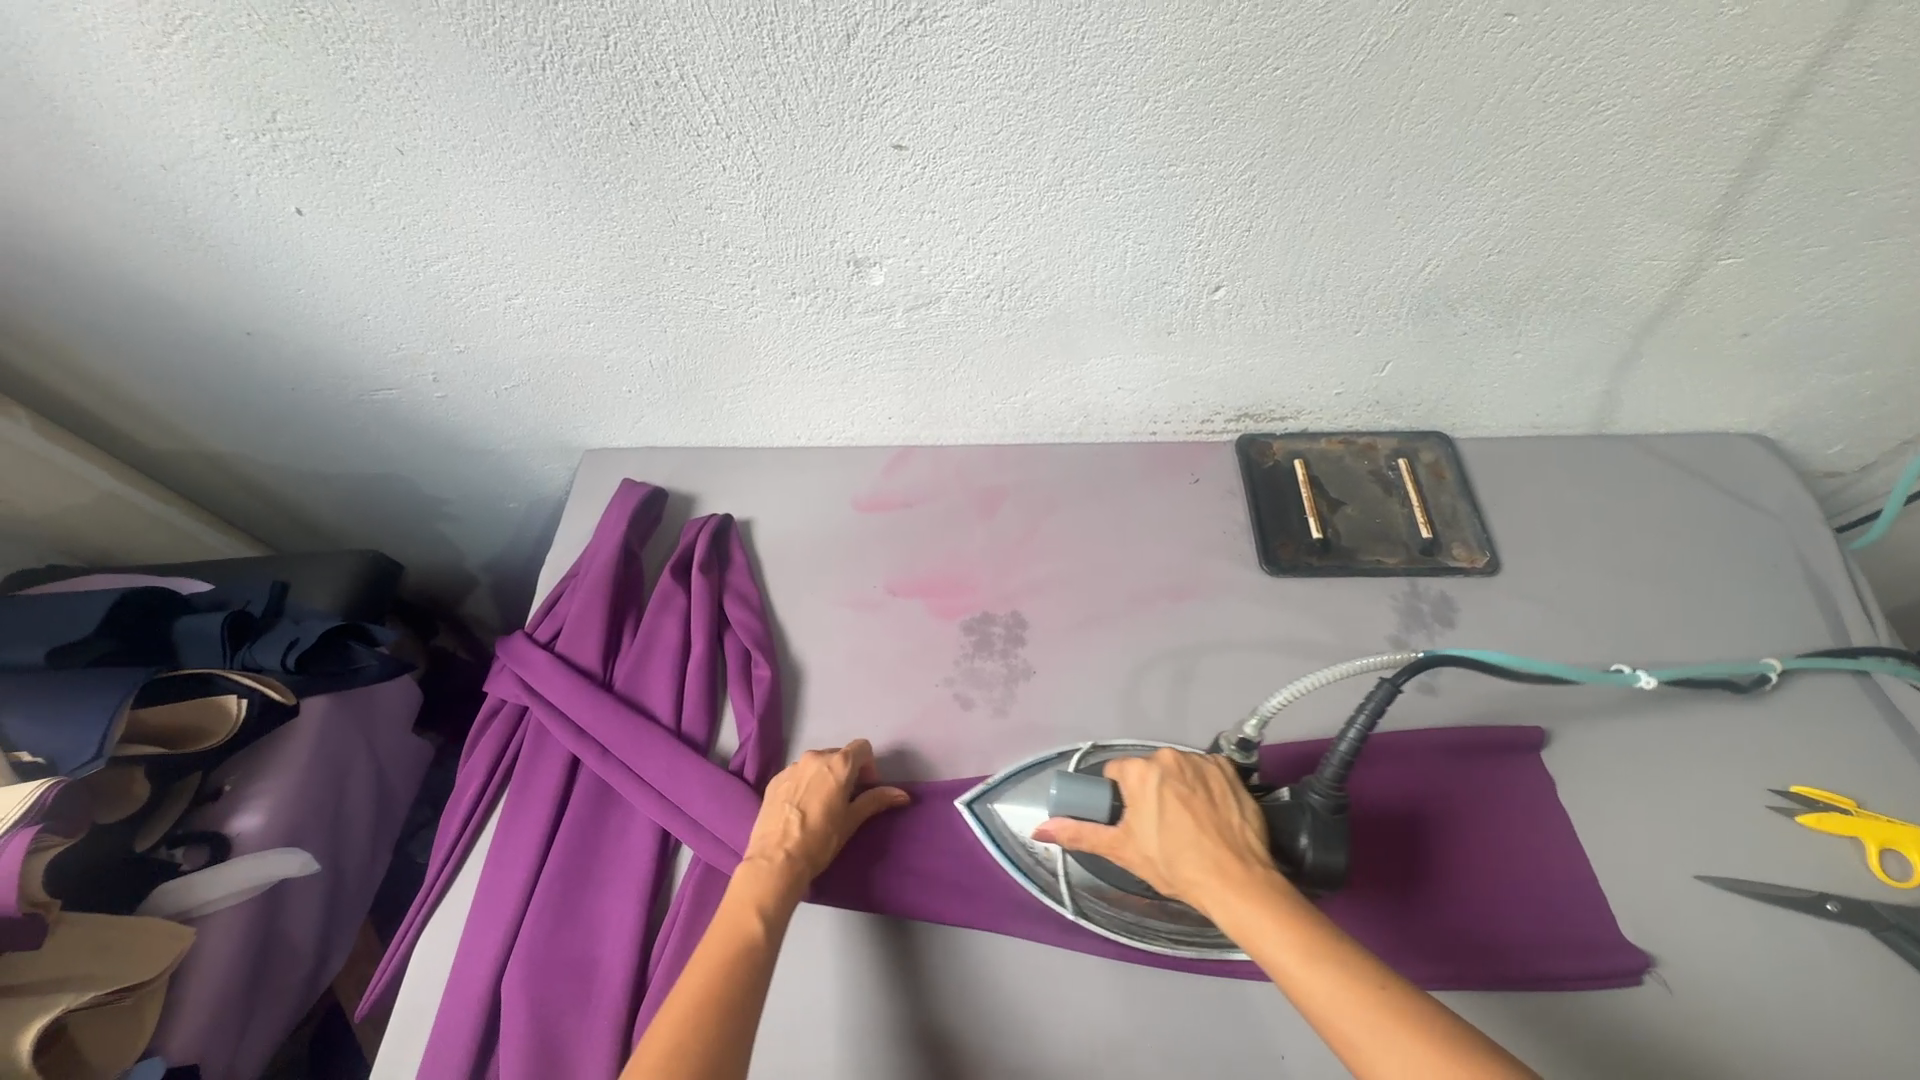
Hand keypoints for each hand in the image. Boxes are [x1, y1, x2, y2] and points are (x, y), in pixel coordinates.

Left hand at [741, 739, 909, 897]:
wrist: (776, 861)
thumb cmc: (820, 840)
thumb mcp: (852, 820)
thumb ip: (876, 800)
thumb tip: (903, 794)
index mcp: (838, 764)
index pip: (862, 747)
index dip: (869, 766)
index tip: (865, 788)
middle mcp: (814, 758)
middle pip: (838, 755)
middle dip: (847, 772)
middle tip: (846, 800)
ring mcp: (791, 767)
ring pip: (816, 764)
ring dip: (824, 777)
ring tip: (820, 806)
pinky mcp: (774, 780)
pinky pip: (797, 774)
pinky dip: (804, 784)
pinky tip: (800, 810)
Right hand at [1033, 749, 1284, 914]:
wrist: (1235, 879)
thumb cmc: (1173, 865)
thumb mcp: (1122, 850)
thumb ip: (1080, 834)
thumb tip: (1039, 829)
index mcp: (1139, 771)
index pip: (1116, 773)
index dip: (1120, 797)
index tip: (1132, 820)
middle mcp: (1169, 756)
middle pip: (1148, 770)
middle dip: (1150, 792)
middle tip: (1160, 827)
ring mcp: (1202, 761)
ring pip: (1178, 770)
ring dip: (1178, 788)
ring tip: (1189, 823)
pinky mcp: (1229, 770)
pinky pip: (1207, 772)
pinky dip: (1205, 787)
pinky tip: (1210, 814)